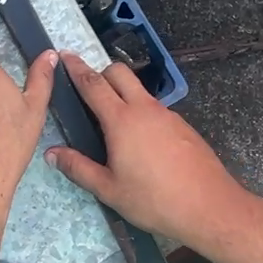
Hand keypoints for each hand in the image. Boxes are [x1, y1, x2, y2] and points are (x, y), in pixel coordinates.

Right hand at [45, 52, 249, 248]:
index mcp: (121, 120)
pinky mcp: (182, 126)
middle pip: (119, 72)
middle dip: (101, 72)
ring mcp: (167, 115)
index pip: (93, 84)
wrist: (211, 208)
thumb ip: (79, 168)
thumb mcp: (110, 190)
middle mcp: (144, 109)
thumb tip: (51, 153)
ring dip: (122, 93)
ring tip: (113, 123)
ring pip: (139, 90)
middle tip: (87, 90)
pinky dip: (141, 112)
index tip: (65, 55)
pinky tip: (142, 142)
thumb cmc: (155, 200)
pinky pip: (155, 108)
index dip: (76, 68)